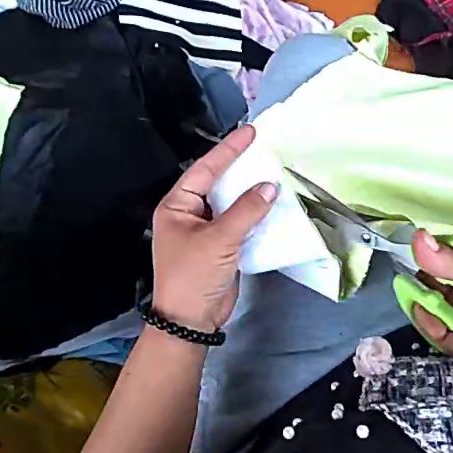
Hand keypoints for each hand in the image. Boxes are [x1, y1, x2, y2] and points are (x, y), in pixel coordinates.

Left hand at [149, 125, 277, 333]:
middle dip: (241, 168)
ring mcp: (207, 231)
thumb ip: (246, 211)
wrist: (192, 320)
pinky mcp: (222, 246)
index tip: (250, 132)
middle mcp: (190, 214)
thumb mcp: (219, 240)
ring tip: (274, 171)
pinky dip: (256, 214)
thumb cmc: (194, 275)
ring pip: (232, 203)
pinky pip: (241, 222)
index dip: (228, 151)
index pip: (205, 170)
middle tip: (265, 148)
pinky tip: (274, 204)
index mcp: (177, 206)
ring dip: (251, 192)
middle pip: (218, 183)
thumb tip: (271, 186)